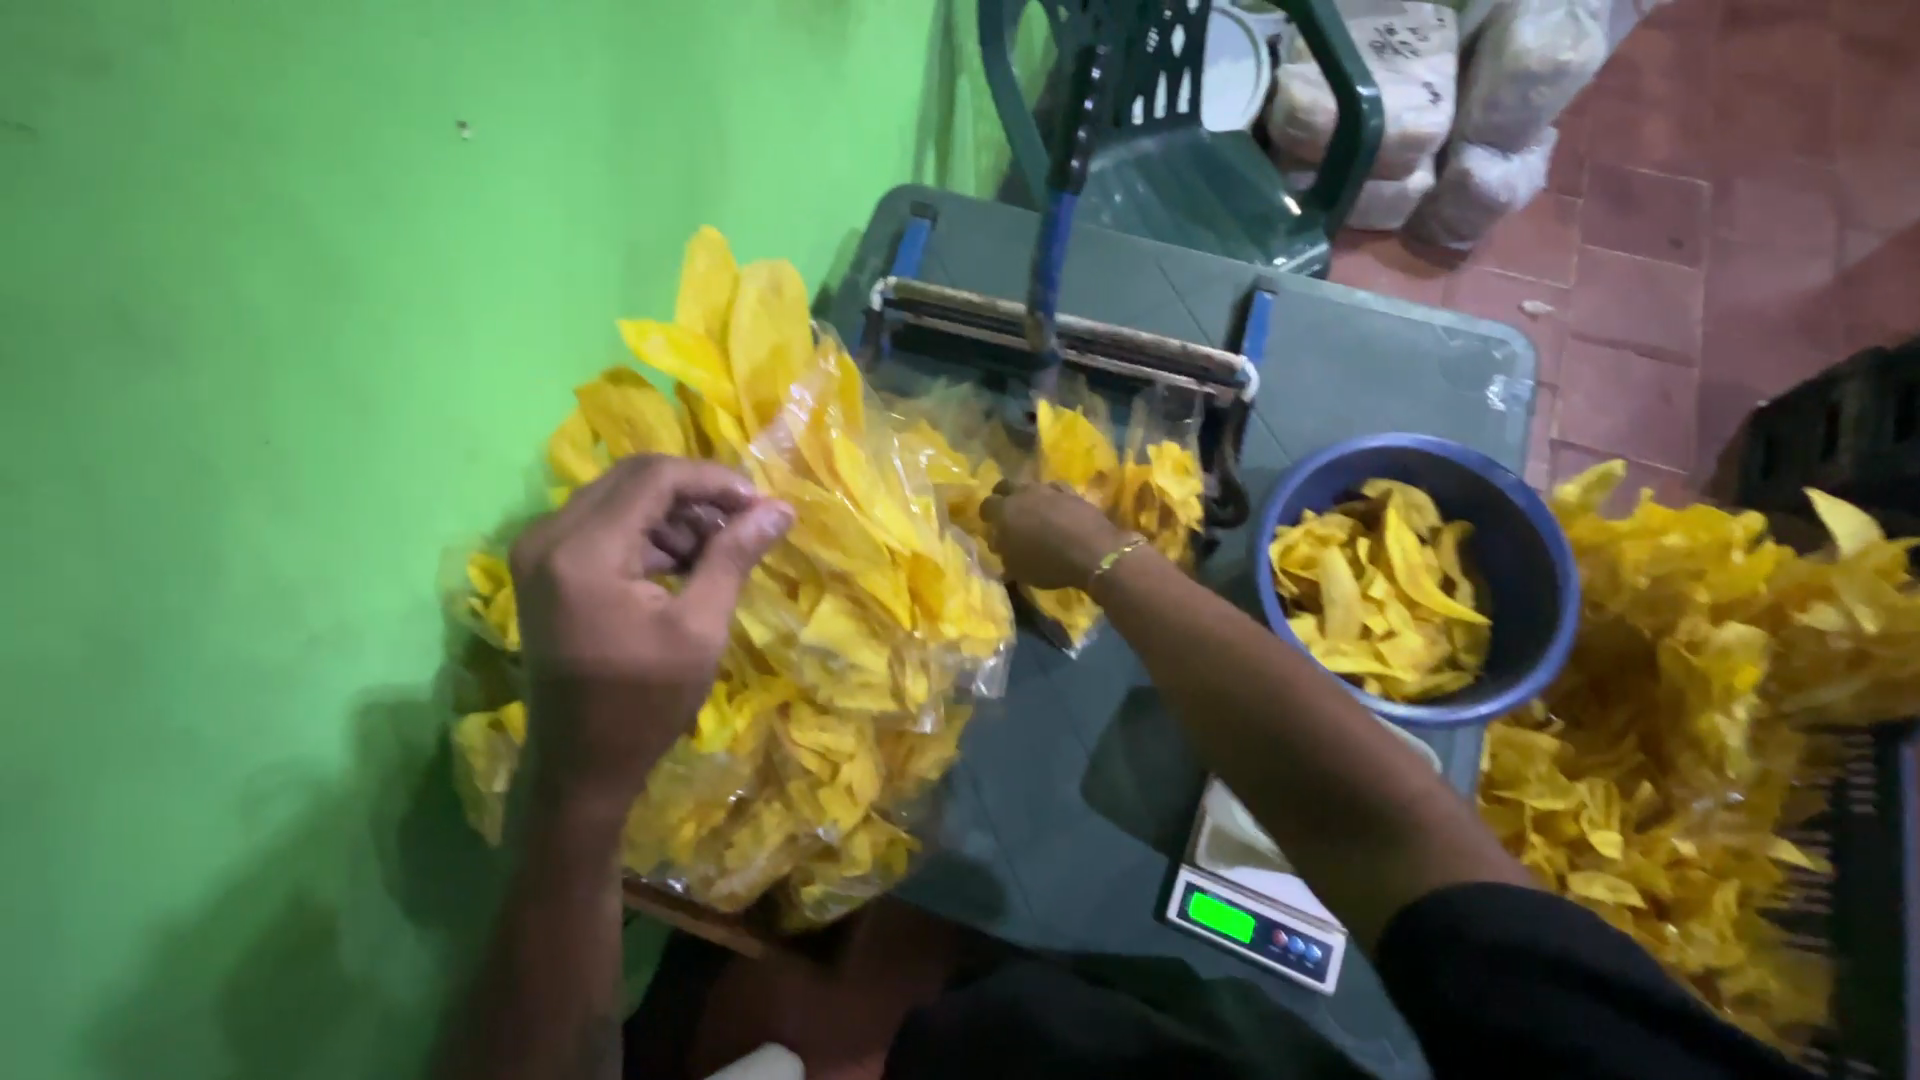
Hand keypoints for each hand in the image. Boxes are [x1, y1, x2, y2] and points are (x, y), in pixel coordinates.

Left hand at [510, 455, 792, 815]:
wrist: (581, 763)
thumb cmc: (645, 702)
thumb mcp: (701, 627)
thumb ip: (734, 556)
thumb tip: (781, 509)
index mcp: (584, 550)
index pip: (654, 477)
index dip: (714, 480)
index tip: (760, 504)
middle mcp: (549, 536)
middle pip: (634, 478)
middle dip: (696, 493)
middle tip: (745, 521)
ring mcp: (540, 551)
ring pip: (620, 497)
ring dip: (674, 513)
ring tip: (719, 550)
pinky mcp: (545, 568)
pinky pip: (604, 524)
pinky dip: (649, 533)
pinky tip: (685, 564)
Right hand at [980, 481, 1130, 589]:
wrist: (1093, 552)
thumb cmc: (1049, 565)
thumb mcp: (1019, 570)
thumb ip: (1004, 555)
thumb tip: (999, 545)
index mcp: (1004, 512)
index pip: (986, 505)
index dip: (986, 515)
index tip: (989, 524)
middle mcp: (1023, 494)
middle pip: (1005, 486)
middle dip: (1003, 496)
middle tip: (1007, 512)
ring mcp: (1049, 489)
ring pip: (1031, 485)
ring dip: (1028, 496)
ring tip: (1034, 512)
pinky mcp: (1072, 492)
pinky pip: (1055, 489)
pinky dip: (1052, 497)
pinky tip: (1057, 509)